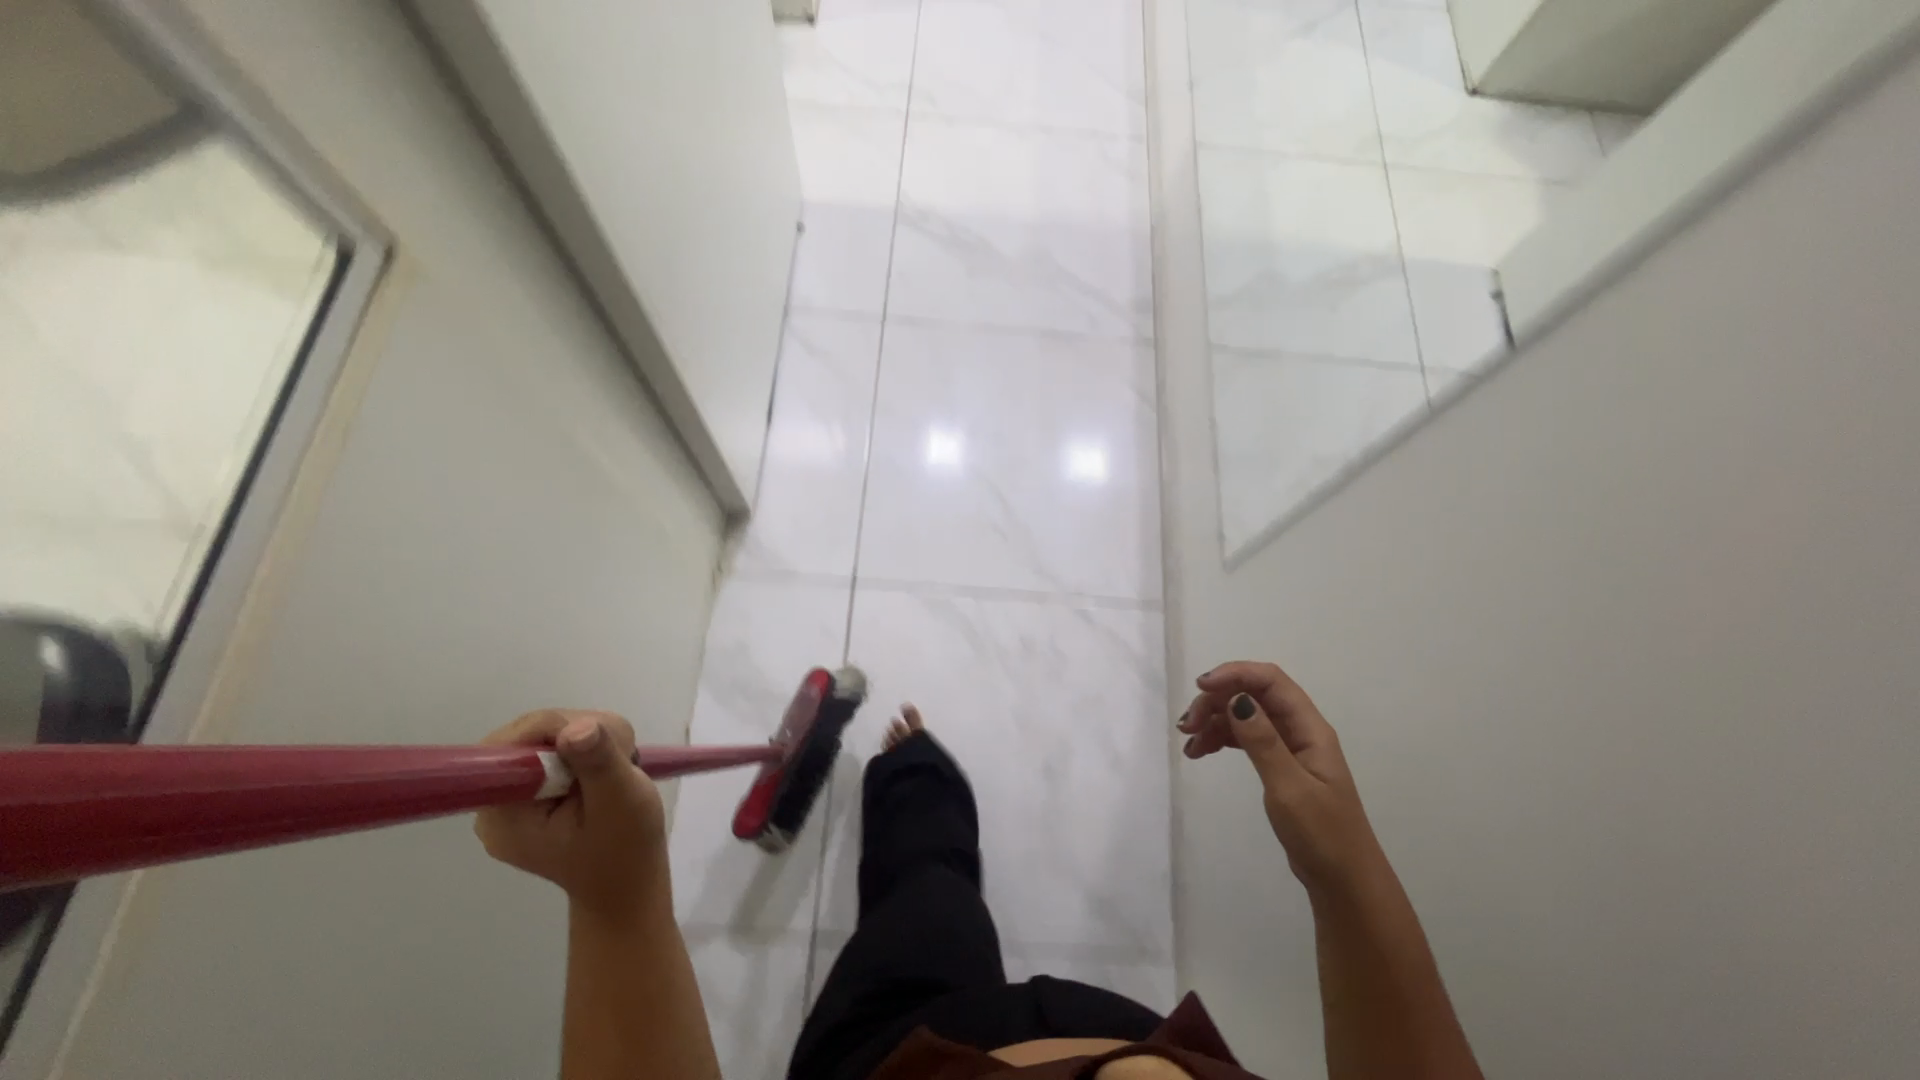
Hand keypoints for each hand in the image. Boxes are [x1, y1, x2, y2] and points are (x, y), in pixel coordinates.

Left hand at [474, 709, 667, 917]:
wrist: (627, 883)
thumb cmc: (626, 849)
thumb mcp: (621, 801)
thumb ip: (597, 762)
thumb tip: (576, 726)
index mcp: (504, 815)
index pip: (508, 747)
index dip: (552, 729)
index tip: (596, 739)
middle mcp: (495, 804)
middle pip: (525, 736)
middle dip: (577, 731)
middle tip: (620, 752)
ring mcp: (512, 798)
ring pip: (541, 736)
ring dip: (587, 737)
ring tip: (617, 765)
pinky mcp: (530, 791)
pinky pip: (549, 749)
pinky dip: (583, 747)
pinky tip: (602, 769)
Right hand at [1179, 662, 1382, 887]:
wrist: (1344, 880)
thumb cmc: (1323, 835)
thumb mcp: (1289, 788)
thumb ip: (1263, 742)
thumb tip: (1237, 699)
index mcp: (1310, 729)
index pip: (1271, 681)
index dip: (1235, 674)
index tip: (1200, 687)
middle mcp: (1300, 731)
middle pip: (1253, 695)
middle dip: (1217, 700)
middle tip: (1186, 726)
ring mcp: (1289, 748)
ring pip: (1245, 715)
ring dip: (1214, 720)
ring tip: (1188, 741)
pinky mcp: (1279, 766)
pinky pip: (1245, 738)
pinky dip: (1221, 739)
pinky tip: (1199, 752)